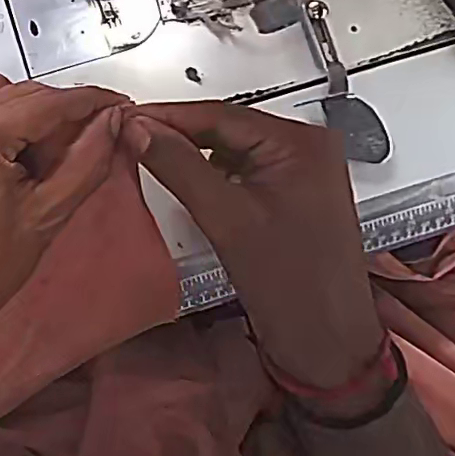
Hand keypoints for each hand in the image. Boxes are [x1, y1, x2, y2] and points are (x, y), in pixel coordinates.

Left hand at [0, 76, 128, 401]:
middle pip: (24, 92)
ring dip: (32, 113)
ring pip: (0, 94)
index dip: (91, 101)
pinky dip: (4, 119)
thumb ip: (88, 159)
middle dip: (62, 111)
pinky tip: (18, 156)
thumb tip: (108, 123)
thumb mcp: (49, 214)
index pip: (49, 100)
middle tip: (90, 139)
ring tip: (47, 158)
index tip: (113, 105)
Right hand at [125, 102, 382, 387]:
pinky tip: (182, 178)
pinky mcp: (286, 193)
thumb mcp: (226, 217)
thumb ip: (179, 166)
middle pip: (224, 127)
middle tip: (132, 134)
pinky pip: (236, 169)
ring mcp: (297, 172)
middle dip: (176, 132)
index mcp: (301, 145)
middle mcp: (305, 150)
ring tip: (150, 152)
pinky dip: (205, 172)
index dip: (167, 116)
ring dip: (189, 151)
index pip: (219, 114)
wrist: (325, 342)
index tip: (129, 119)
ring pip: (228, 147)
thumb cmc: (296, 287)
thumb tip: (142, 130)